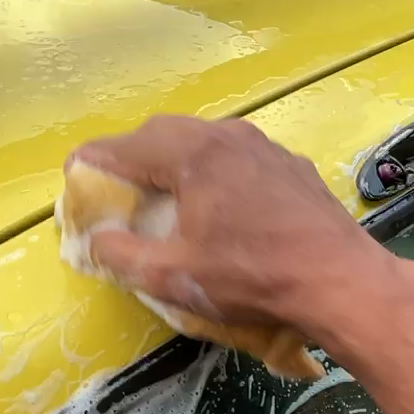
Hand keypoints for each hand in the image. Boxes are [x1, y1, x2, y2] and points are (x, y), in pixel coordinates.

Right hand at [71, 116, 406, 333]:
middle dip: (133, 155)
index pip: (126, 146)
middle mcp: (227, 136)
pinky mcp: (290, 165)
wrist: (339, 280)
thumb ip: (122, 256)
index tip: (74, 173)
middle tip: (118, 186)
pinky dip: (212, 170)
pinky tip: (219, 202)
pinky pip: (236, 156)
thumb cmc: (251, 277)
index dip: (94, 161)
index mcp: (192, 155)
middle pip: (164, 133)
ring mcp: (264, 146)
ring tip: (165, 192)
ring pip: (203, 140)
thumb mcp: (174, 278)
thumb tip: (94, 240)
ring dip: (174, 160)